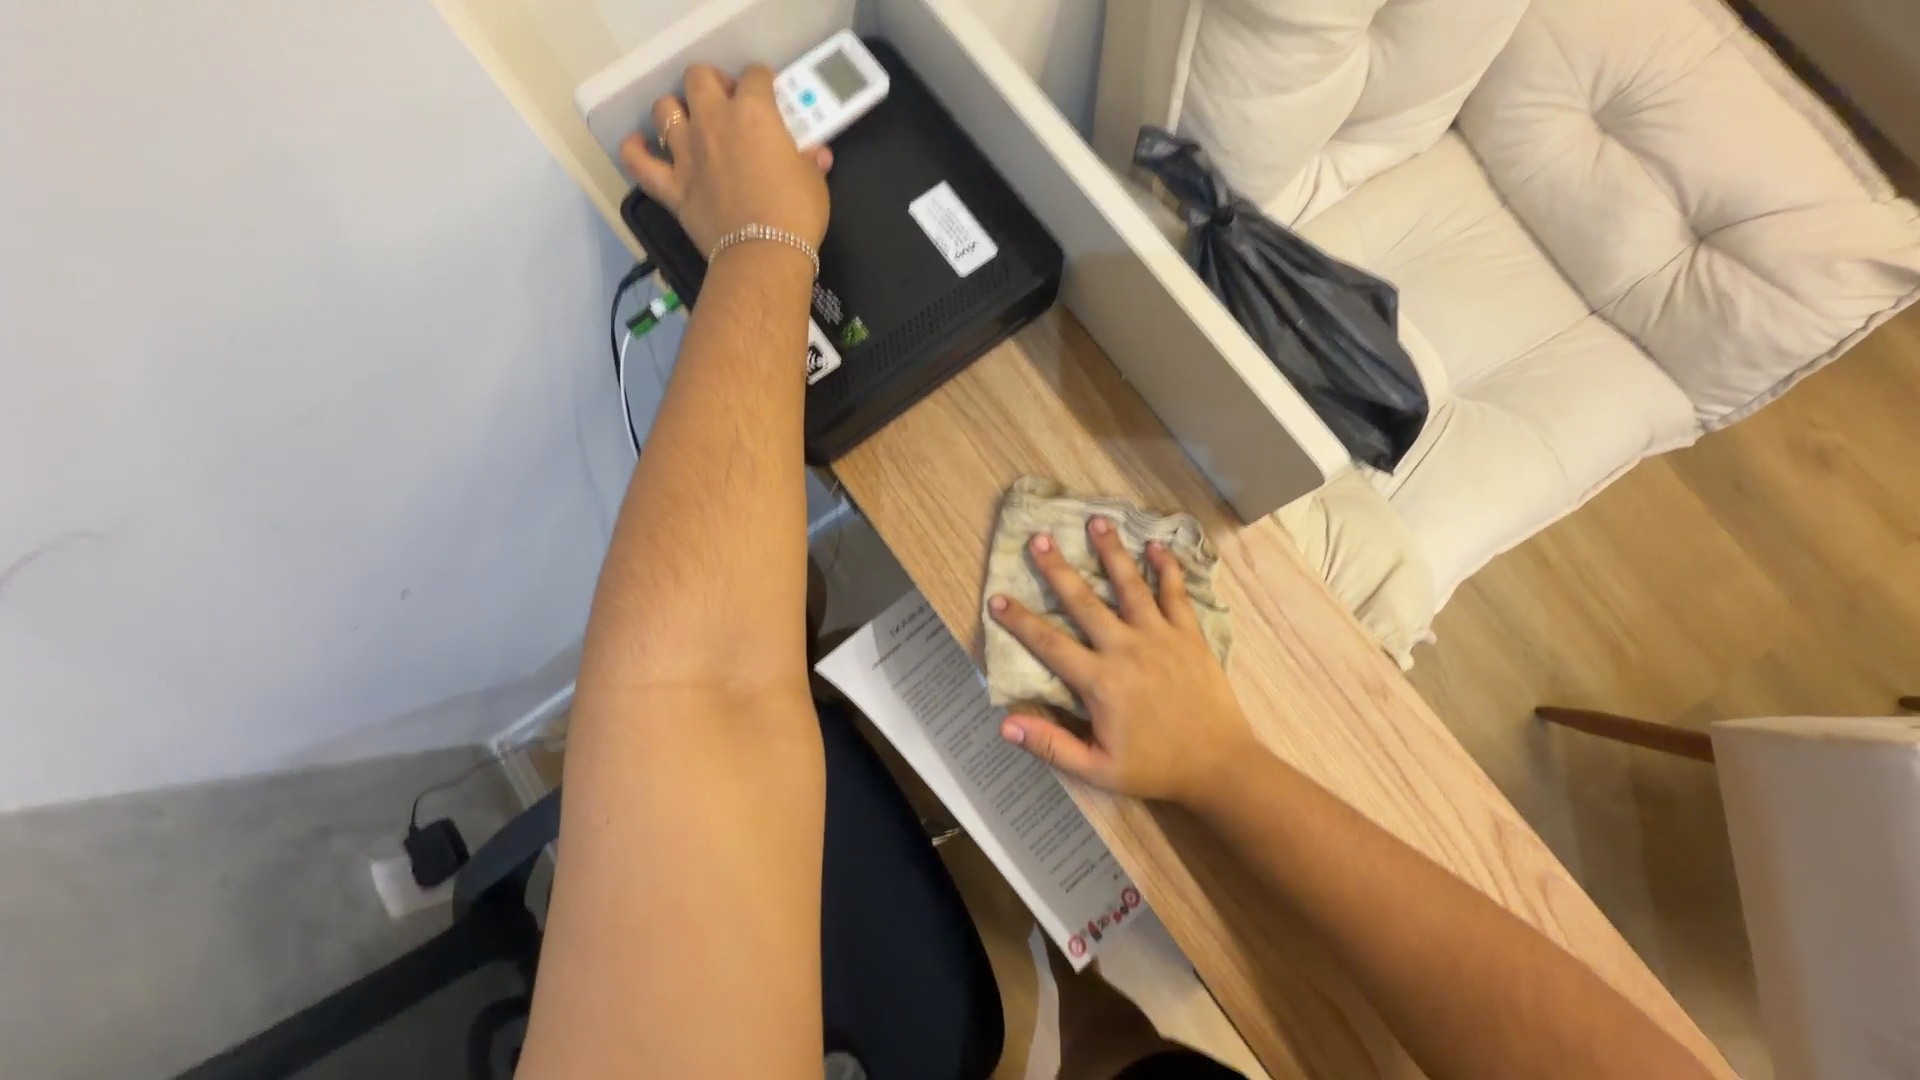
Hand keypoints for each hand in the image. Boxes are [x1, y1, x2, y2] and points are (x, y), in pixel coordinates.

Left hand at [620, 64, 832, 256]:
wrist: (764, 254)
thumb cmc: (796, 214)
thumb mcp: (813, 182)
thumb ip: (809, 161)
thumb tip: (816, 155)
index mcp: (753, 113)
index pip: (754, 76)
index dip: (762, 82)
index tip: (769, 94)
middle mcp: (714, 122)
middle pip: (700, 77)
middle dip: (712, 83)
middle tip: (726, 103)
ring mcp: (687, 152)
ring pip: (665, 110)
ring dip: (675, 111)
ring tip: (689, 124)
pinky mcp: (672, 185)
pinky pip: (638, 162)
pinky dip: (635, 151)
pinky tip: (639, 146)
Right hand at [988, 518, 1261, 804]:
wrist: (1219, 765)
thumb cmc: (1155, 767)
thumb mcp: (1097, 769)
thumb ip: (1051, 745)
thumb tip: (1005, 724)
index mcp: (1100, 681)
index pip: (1049, 643)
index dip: (1020, 621)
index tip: (997, 598)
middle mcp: (1126, 649)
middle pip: (1084, 601)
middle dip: (1058, 569)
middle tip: (1040, 539)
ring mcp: (1160, 636)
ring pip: (1130, 585)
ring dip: (1111, 552)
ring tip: (1097, 521)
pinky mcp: (1188, 634)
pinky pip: (1176, 593)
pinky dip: (1167, 567)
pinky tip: (1157, 545)